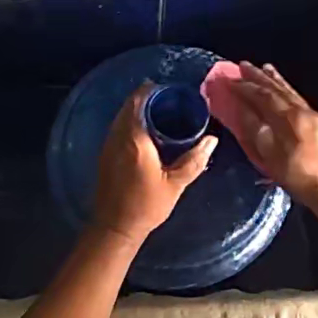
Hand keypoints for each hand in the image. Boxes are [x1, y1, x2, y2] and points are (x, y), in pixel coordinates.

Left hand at [86, 83, 217, 244]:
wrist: (115, 228)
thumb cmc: (146, 206)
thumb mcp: (175, 184)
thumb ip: (194, 160)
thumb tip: (211, 140)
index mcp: (135, 139)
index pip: (139, 101)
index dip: (153, 90)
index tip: (171, 91)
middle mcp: (118, 136)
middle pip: (129, 105)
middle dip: (148, 98)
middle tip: (171, 101)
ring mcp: (109, 144)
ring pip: (122, 116)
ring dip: (139, 110)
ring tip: (162, 114)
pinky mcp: (106, 153)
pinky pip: (119, 127)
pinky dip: (132, 122)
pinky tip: (148, 132)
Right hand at [229, 63, 317, 206]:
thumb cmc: (297, 174)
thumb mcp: (269, 154)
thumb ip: (255, 129)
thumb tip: (242, 109)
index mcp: (286, 117)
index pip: (261, 95)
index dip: (244, 86)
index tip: (229, 79)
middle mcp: (299, 110)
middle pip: (276, 88)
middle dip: (258, 76)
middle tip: (244, 65)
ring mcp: (311, 115)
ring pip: (289, 91)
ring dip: (274, 79)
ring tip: (264, 68)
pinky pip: (298, 98)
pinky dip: (287, 89)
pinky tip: (284, 89)